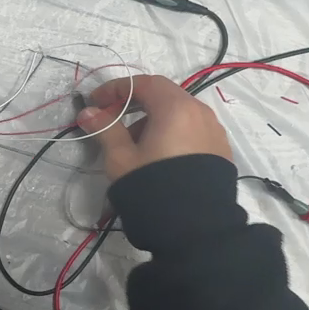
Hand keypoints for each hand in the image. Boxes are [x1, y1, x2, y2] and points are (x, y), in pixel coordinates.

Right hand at [76, 74, 231, 181]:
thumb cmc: (152, 184)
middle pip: (163, 96)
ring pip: (179, 114)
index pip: (144, 83)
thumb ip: (105, 129)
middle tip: (111, 120)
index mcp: (175, 108)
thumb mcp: (121, 157)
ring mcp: (214, 131)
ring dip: (152, 120)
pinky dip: (171, 133)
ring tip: (133, 144)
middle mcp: (200, 112)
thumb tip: (88, 112)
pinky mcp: (220, 150)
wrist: (194, 226)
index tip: (96, 102)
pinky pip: (192, 130)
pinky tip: (158, 155)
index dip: (117, 89)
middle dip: (134, 104)